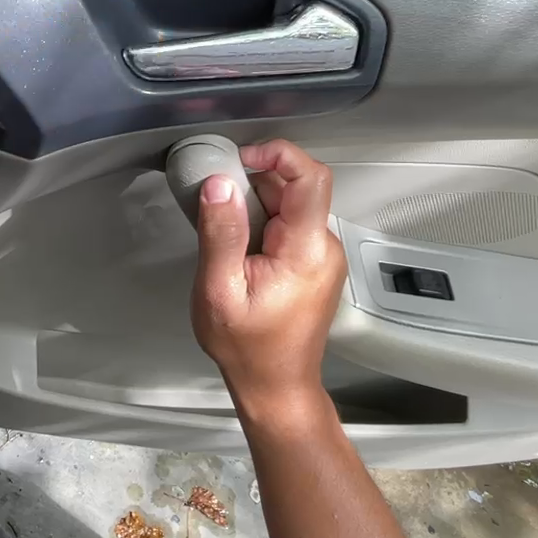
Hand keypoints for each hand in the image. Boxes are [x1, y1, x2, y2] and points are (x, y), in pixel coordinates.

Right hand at [190, 140, 348, 413]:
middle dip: (253, 183)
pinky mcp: (312, 262)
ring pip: (289, 204)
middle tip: (214, 200)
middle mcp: (323, 246)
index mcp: (306, 250)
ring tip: (221, 230)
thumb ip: (220, 234)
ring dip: (253, 204)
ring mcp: (321, 254)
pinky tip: (235, 246)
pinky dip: (259, 221)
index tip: (239, 157)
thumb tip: (219, 184)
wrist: (275, 384)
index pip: (310, 178)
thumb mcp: (219, 290)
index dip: (277, 153)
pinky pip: (287, 223)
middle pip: (296, 187)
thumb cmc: (246, 346)